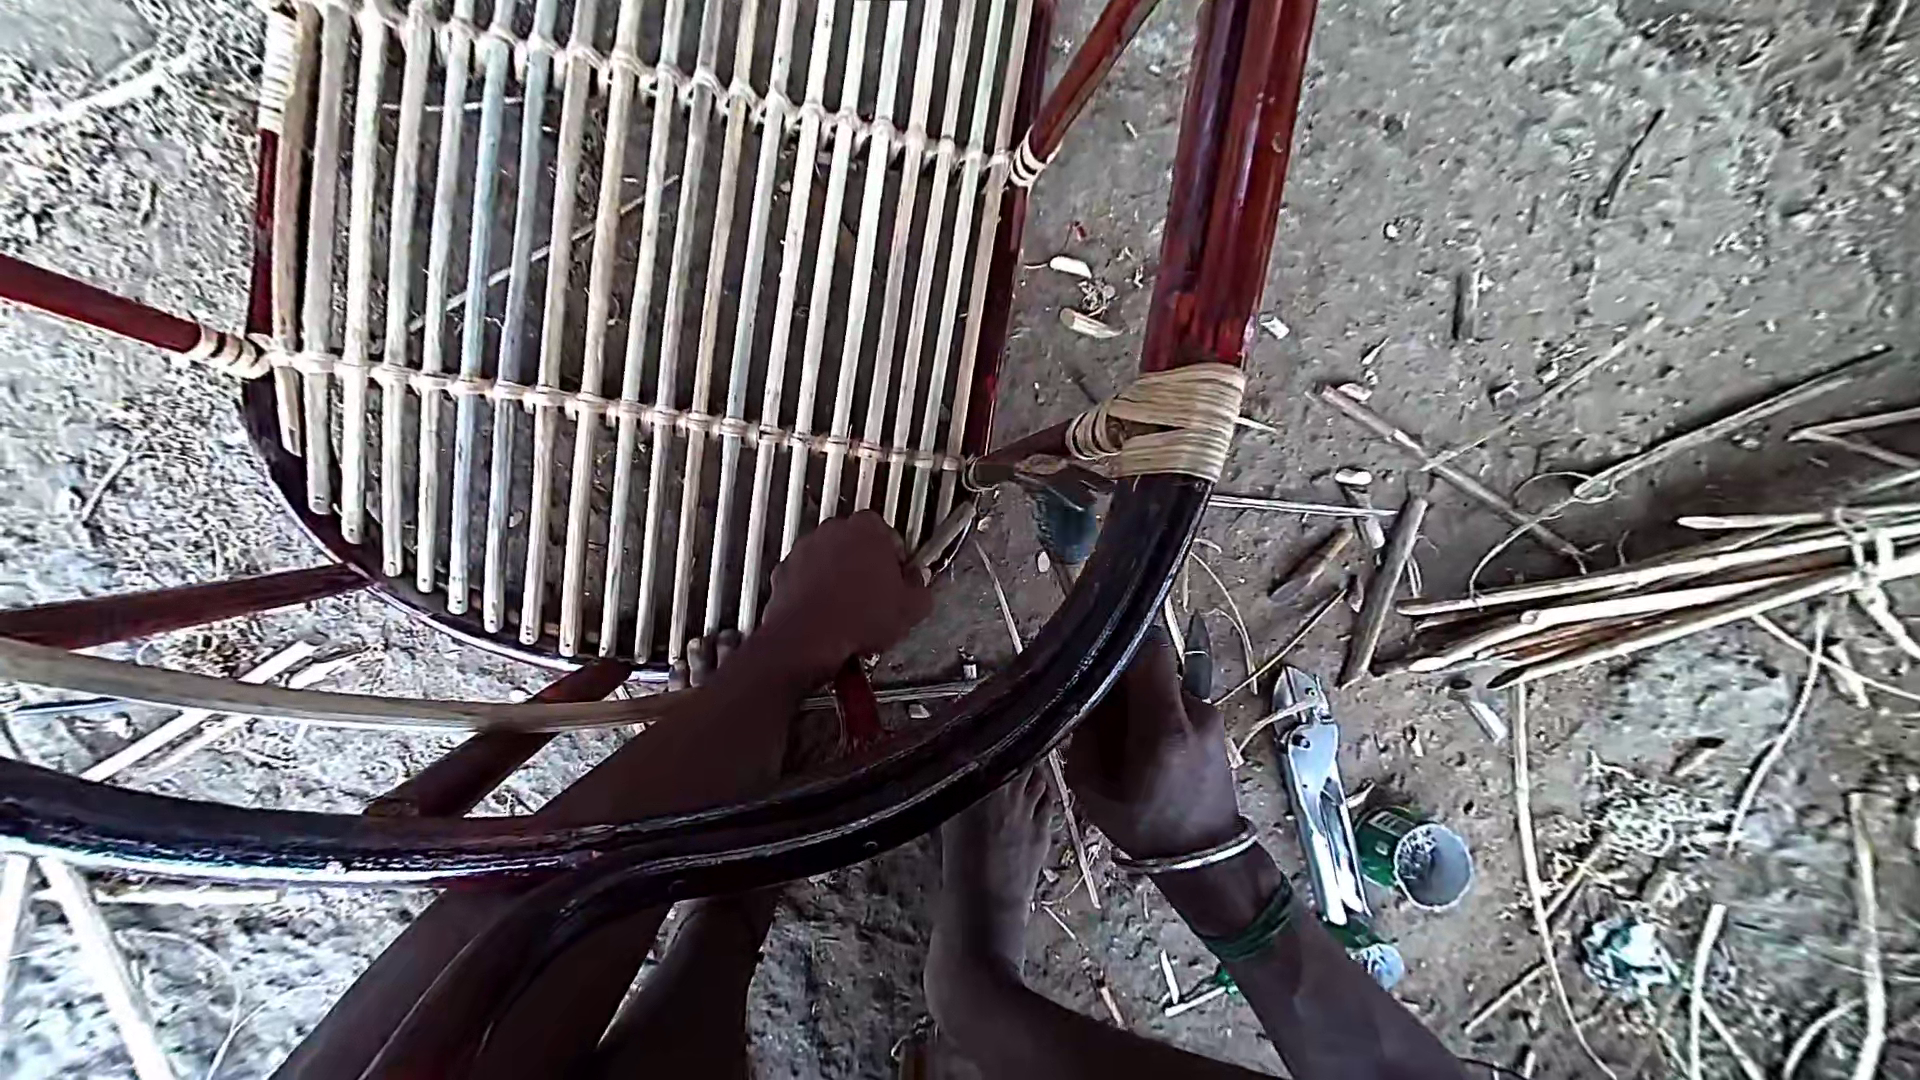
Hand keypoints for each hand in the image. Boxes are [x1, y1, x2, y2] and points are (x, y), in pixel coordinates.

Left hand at [757, 510, 933, 682]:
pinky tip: (829, 615)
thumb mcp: (910, 608)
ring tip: (852, 610)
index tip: (900, 578)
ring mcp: (806, 549)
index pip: (891, 535)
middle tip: (878, 594)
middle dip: (867, 565)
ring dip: (840, 577)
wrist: (808, 639)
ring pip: (830, 559)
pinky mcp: (785, 570)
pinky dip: (815, 591)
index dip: (897, 560)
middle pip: (858, 543)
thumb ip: (921, 589)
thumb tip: (920, 587)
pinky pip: (806, 577)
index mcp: (869, 530)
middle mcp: (834, 531)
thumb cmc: (856, 618)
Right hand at [1064, 627, 1242, 860]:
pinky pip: (1175, 697)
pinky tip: (1142, 736)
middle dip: (1122, 673)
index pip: (1151, 652)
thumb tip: (1085, 692)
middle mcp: (1195, 712)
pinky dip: (1155, 706)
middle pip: (1154, 663)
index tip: (1095, 648)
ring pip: (1163, 680)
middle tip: (1098, 695)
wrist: (1206, 859)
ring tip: (1120, 725)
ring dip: (1139, 692)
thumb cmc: (1143, 827)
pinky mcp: (1215, 721)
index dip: (1121, 641)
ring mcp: (1210, 714)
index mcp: (1164, 729)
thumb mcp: (1091, 785)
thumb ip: (1086, 732)